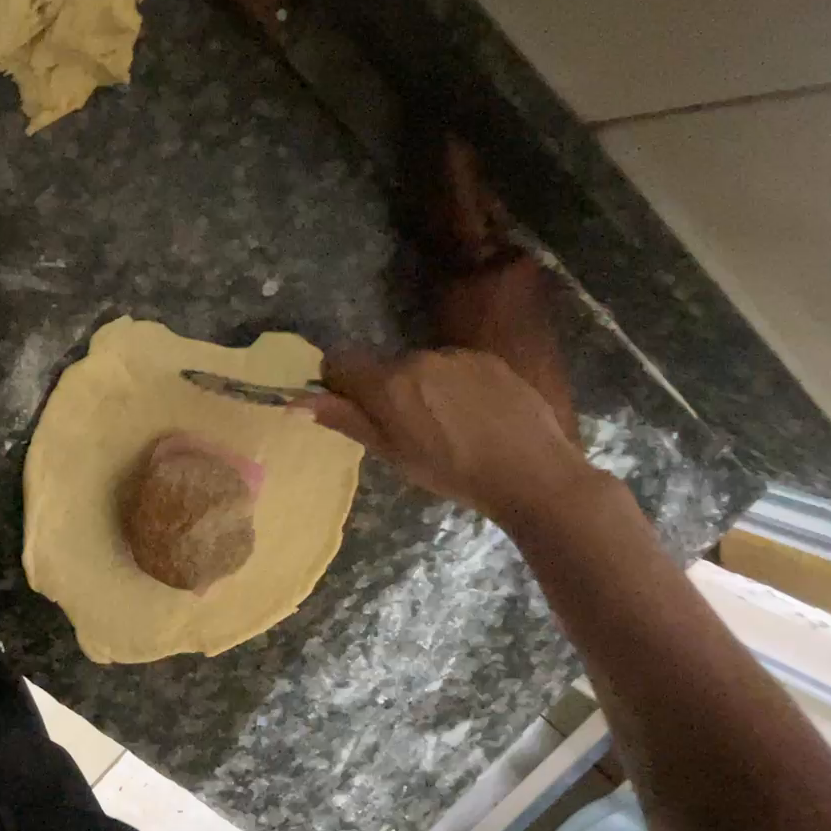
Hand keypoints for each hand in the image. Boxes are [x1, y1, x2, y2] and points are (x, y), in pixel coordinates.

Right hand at [298, 348, 605, 524]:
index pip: (340, 361)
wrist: (533, 474)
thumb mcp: (391, 453)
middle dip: (386, 390)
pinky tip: (476, 416)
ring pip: (420, 367)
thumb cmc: (452, 472)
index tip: (354, 409)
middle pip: (383, 367)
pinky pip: (455, 366)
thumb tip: (297, 401)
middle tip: (408, 430)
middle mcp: (417, 358)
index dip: (339, 383)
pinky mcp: (488, 359)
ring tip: (448, 426)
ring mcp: (456, 356)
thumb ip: (346, 419)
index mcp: (387, 383)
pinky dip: (455, 385)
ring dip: (422, 388)